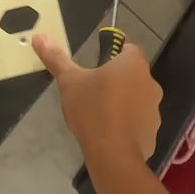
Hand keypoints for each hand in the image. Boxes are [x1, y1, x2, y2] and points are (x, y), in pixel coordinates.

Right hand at [34, 33, 161, 163]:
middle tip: (92, 89)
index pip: (128, 48)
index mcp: (133, 64)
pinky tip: (109, 132)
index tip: (96, 65)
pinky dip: (127, 123)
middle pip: (132, 74)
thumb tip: (40, 37)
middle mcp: (150, 82)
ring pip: (136, 97)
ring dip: (123, 101)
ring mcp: (154, 109)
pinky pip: (139, 121)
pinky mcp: (153, 132)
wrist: (113, 156)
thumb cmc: (93, 110)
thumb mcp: (69, 81)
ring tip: (99, 112)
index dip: (112, 54)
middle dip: (115, 79)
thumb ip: (56, 58)